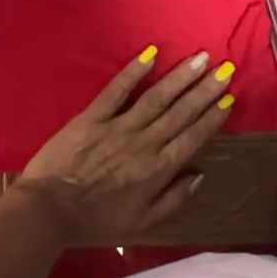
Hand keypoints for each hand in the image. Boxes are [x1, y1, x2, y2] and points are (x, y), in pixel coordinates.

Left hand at [9, 47, 234, 243]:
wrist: (48, 211)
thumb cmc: (95, 221)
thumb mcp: (141, 223)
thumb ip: (172, 200)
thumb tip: (198, 176)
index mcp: (157, 170)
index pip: (192, 138)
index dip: (212, 118)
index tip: (228, 99)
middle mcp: (143, 143)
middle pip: (180, 112)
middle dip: (205, 90)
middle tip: (225, 69)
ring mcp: (117, 127)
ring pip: (156, 97)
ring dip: (180, 77)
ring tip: (200, 58)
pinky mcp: (91, 117)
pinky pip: (116, 90)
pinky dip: (133, 71)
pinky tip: (151, 54)